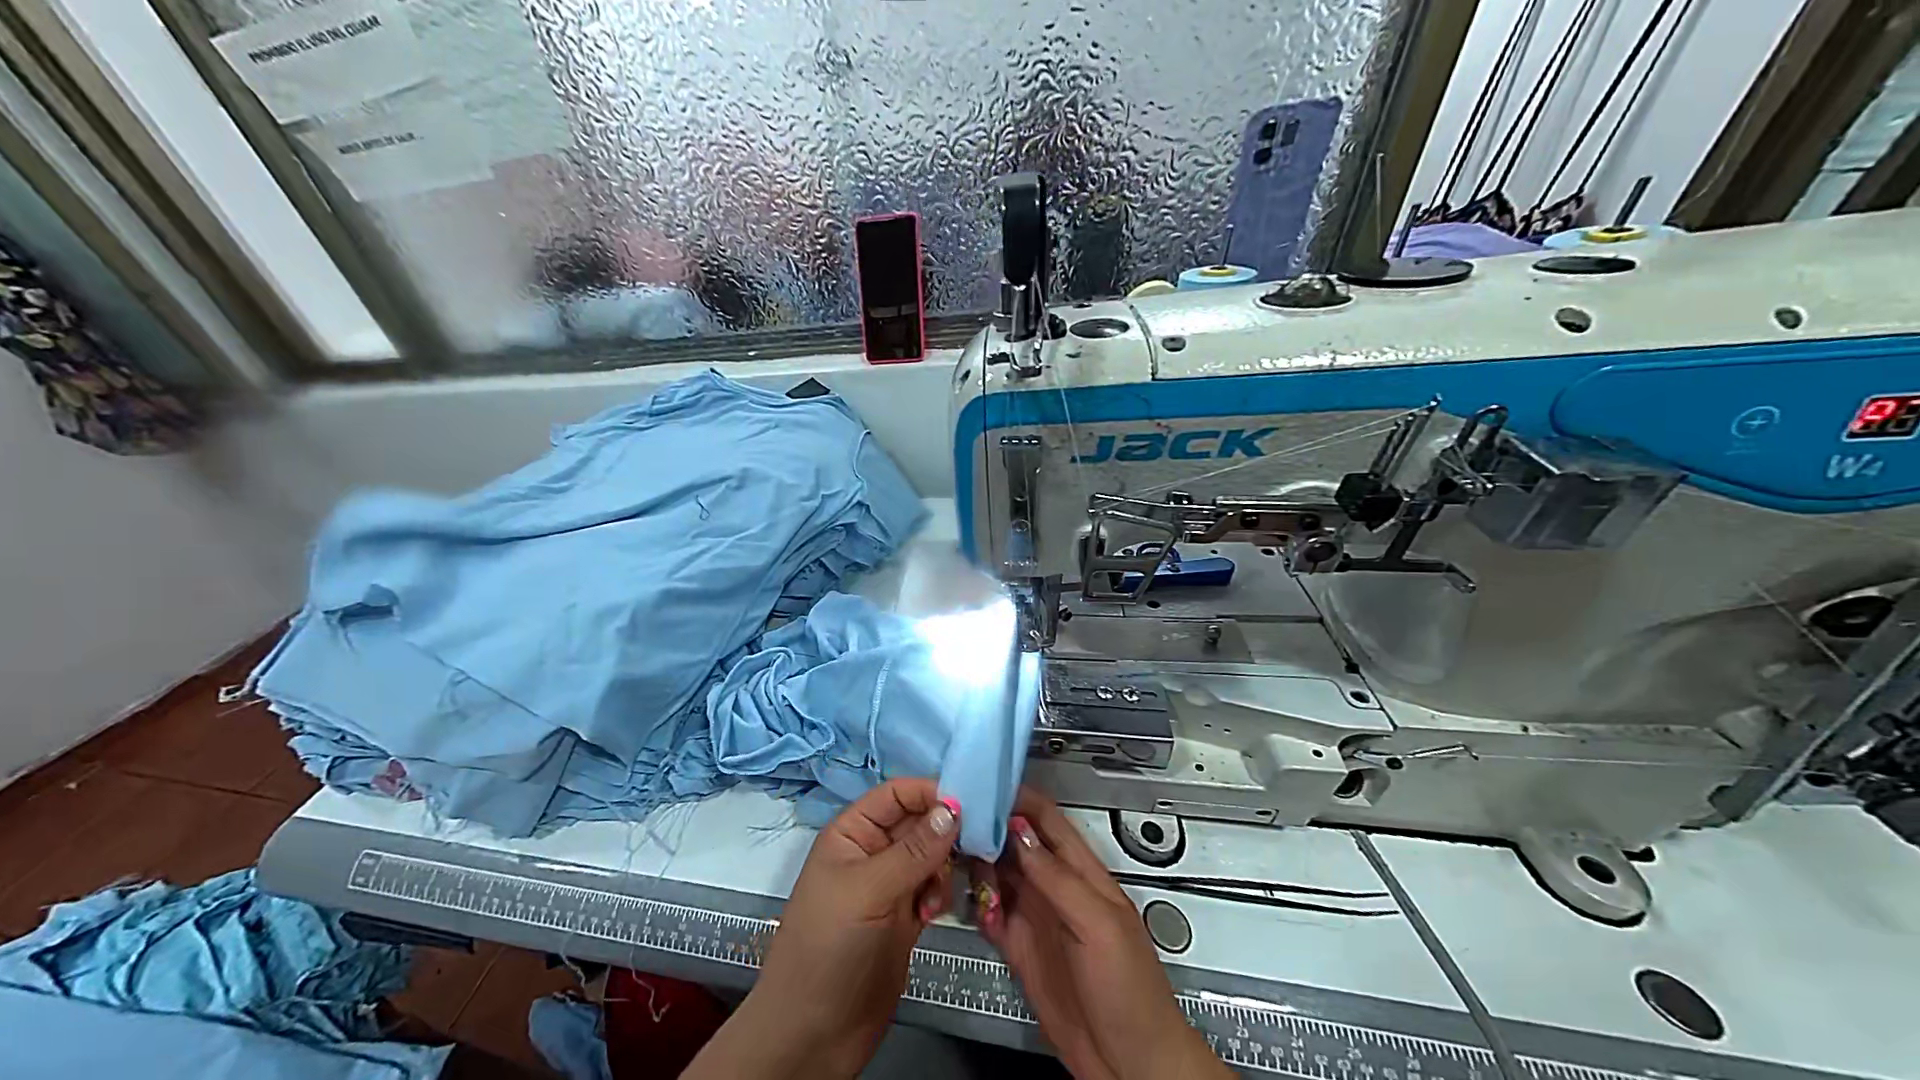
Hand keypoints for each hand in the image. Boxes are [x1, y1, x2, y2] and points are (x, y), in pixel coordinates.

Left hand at [685, 777, 959, 1078]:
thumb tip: (953, 808)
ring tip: (937, 896)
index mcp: (853, 833)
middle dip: (945, 832)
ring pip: (932, 855)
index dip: (930, 793)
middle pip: (920, 822)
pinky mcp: (905, 916)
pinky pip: (934, 888)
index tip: (969, 805)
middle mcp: (872, 852)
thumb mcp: (869, 890)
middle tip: (972, 847)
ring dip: (944, 869)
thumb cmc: (829, 947)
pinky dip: (941, 895)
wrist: (813, 1032)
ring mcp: (890, 885)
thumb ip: (914, 850)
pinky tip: (933, 915)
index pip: (897, 794)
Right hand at [972, 788, 1230, 1079]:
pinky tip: (972, 906)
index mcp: (1082, 874)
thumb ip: (1057, 878)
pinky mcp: (1020, 948)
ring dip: (978, 866)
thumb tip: (1020, 832)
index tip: (985, 789)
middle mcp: (1055, 889)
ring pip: (998, 874)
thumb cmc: (1132, 992)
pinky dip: (977, 906)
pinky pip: (990, 914)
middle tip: (957, 823)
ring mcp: (1036, 917)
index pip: (1046, 820)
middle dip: (988, 829)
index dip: (1018, 800)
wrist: (1129, 1062)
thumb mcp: (1097, 925)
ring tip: (957, 861)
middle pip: (1015, 842)